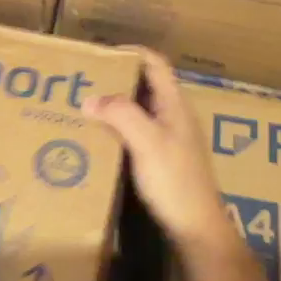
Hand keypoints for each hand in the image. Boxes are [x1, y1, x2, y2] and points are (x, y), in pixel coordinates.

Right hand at [84, 50, 230, 249]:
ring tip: (84, 107)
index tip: (100, 55)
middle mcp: (174, 117)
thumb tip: (90, 98)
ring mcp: (169, 139)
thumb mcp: (147, 142)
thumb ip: (120, 114)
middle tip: (84, 81)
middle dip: (116, 79)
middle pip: (145, 85)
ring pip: (139, 110)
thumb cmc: (175, 181)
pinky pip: (136, 133)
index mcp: (175, 105)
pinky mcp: (162, 160)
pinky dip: (117, 128)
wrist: (196, 228)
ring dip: (115, 105)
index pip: (155, 64)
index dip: (131, 53)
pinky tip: (98, 139)